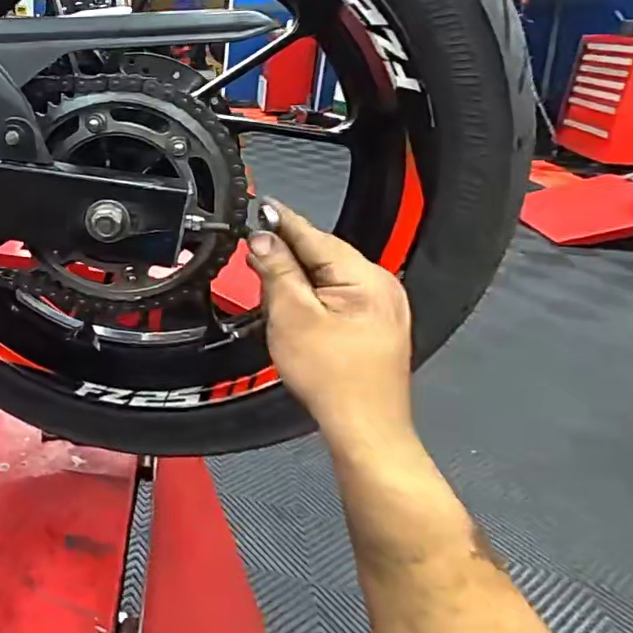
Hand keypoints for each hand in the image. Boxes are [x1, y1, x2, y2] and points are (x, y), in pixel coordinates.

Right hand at [247, 200, 413, 444]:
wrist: (363, 426)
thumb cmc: (334, 379)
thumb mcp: (291, 316)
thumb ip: (276, 270)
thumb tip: (262, 239)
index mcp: (365, 278)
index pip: (312, 235)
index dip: (279, 221)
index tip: (259, 206)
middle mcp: (381, 286)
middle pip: (321, 253)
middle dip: (284, 253)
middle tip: (250, 252)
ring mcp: (382, 305)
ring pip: (327, 274)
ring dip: (296, 275)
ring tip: (268, 283)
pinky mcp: (374, 323)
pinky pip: (336, 293)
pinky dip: (310, 293)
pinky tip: (293, 305)